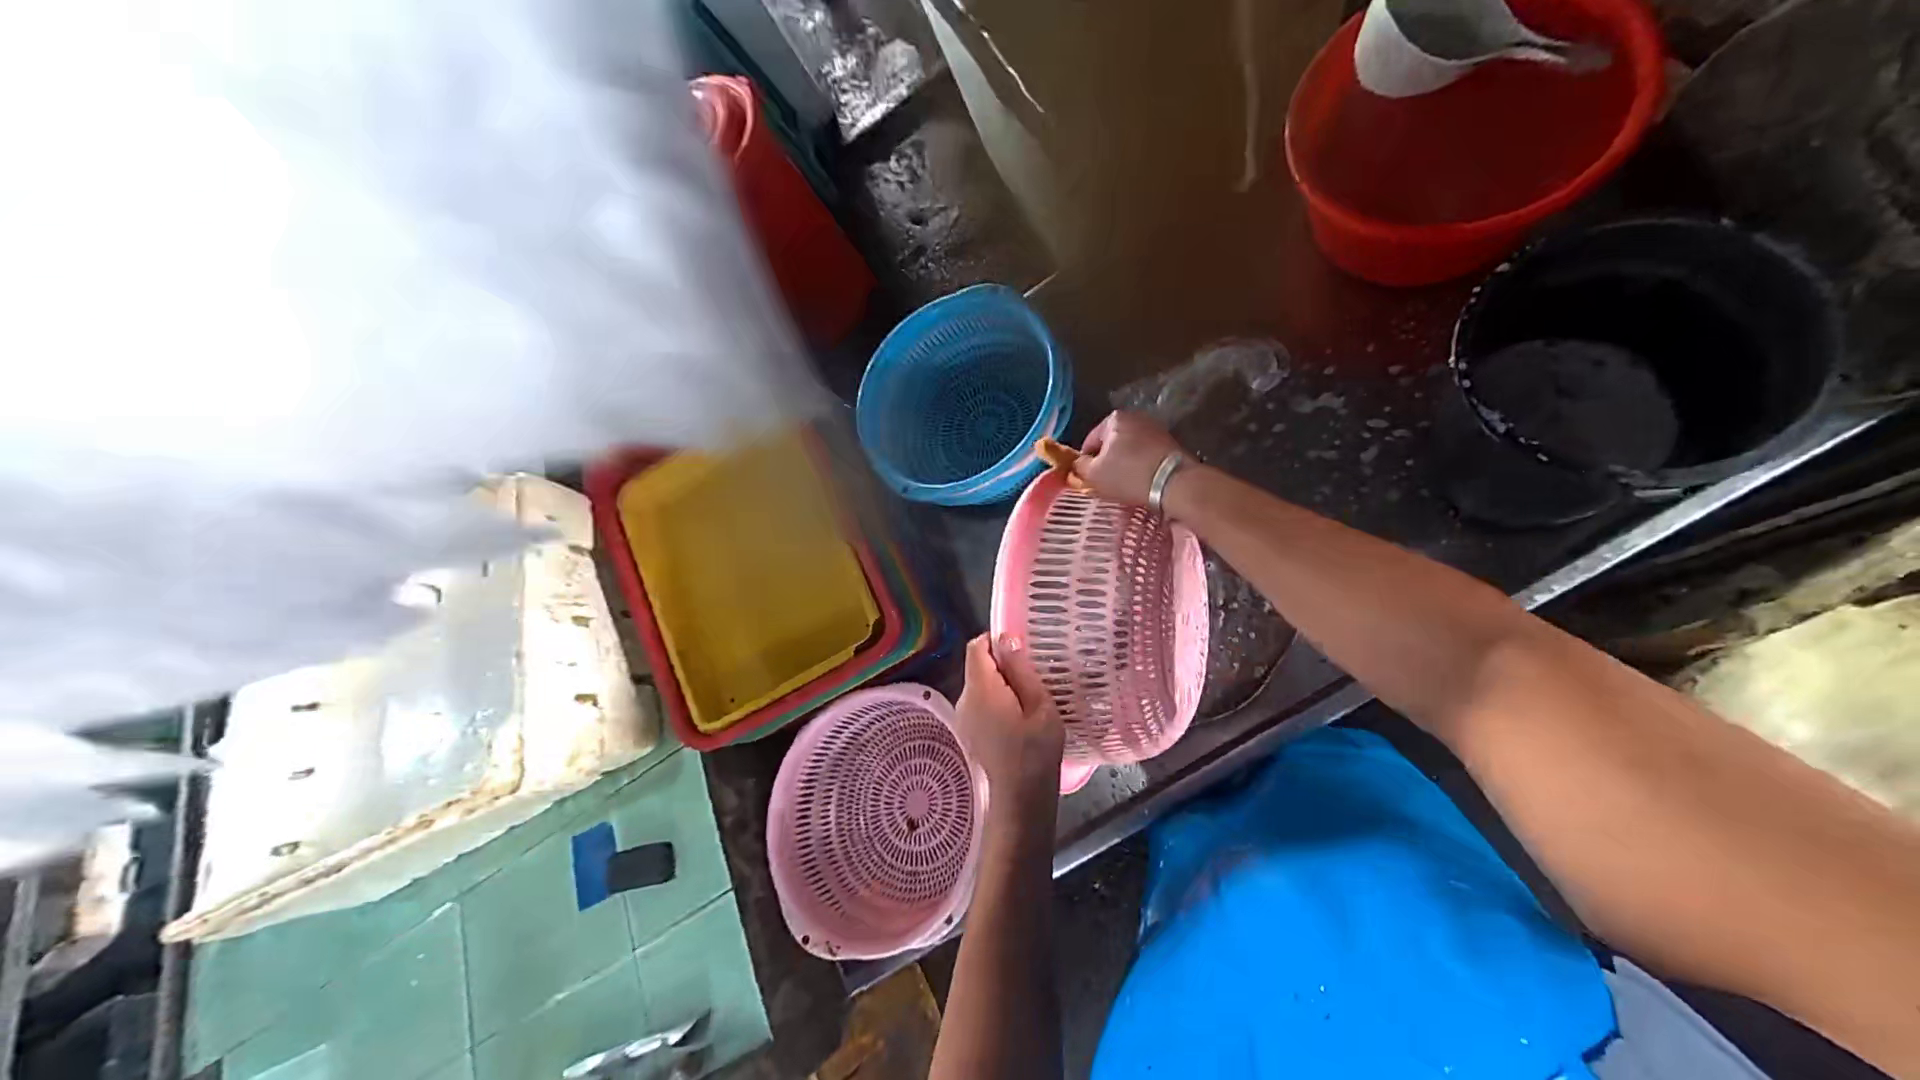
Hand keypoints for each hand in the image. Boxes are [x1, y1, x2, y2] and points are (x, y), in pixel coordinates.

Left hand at [955, 633, 1064, 805]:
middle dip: (1003, 665)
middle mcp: (964, 699)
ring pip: (980, 686)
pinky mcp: (969, 732)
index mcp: (981, 689)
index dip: (995, 640)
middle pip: (978, 666)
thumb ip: (1021, 671)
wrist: (1020, 800)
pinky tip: (1018, 718)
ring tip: (1029, 699)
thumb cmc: (1035, 751)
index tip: (1021, 649)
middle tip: (1034, 676)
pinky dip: (997, 702)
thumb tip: (1007, 639)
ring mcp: (963, 717)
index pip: (976, 647)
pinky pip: (980, 704)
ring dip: (1001, 685)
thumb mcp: (1039, 706)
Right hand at [1070, 411, 1186, 507]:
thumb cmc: (1128, 475)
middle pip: (1112, 445)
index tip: (1087, 480)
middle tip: (1105, 485)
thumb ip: (1079, 467)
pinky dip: (1141, 468)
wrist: (1174, 483)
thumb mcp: (1093, 475)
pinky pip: (1146, 457)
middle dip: (1107, 463)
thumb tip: (1078, 464)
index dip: (1085, 463)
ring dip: (1124, 466)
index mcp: (1114, 419)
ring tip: (1124, 487)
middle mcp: (1136, 417)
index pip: (1090, 442)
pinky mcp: (1171, 444)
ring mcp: (1156, 429)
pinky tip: (1140, 483)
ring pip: (1130, 451)